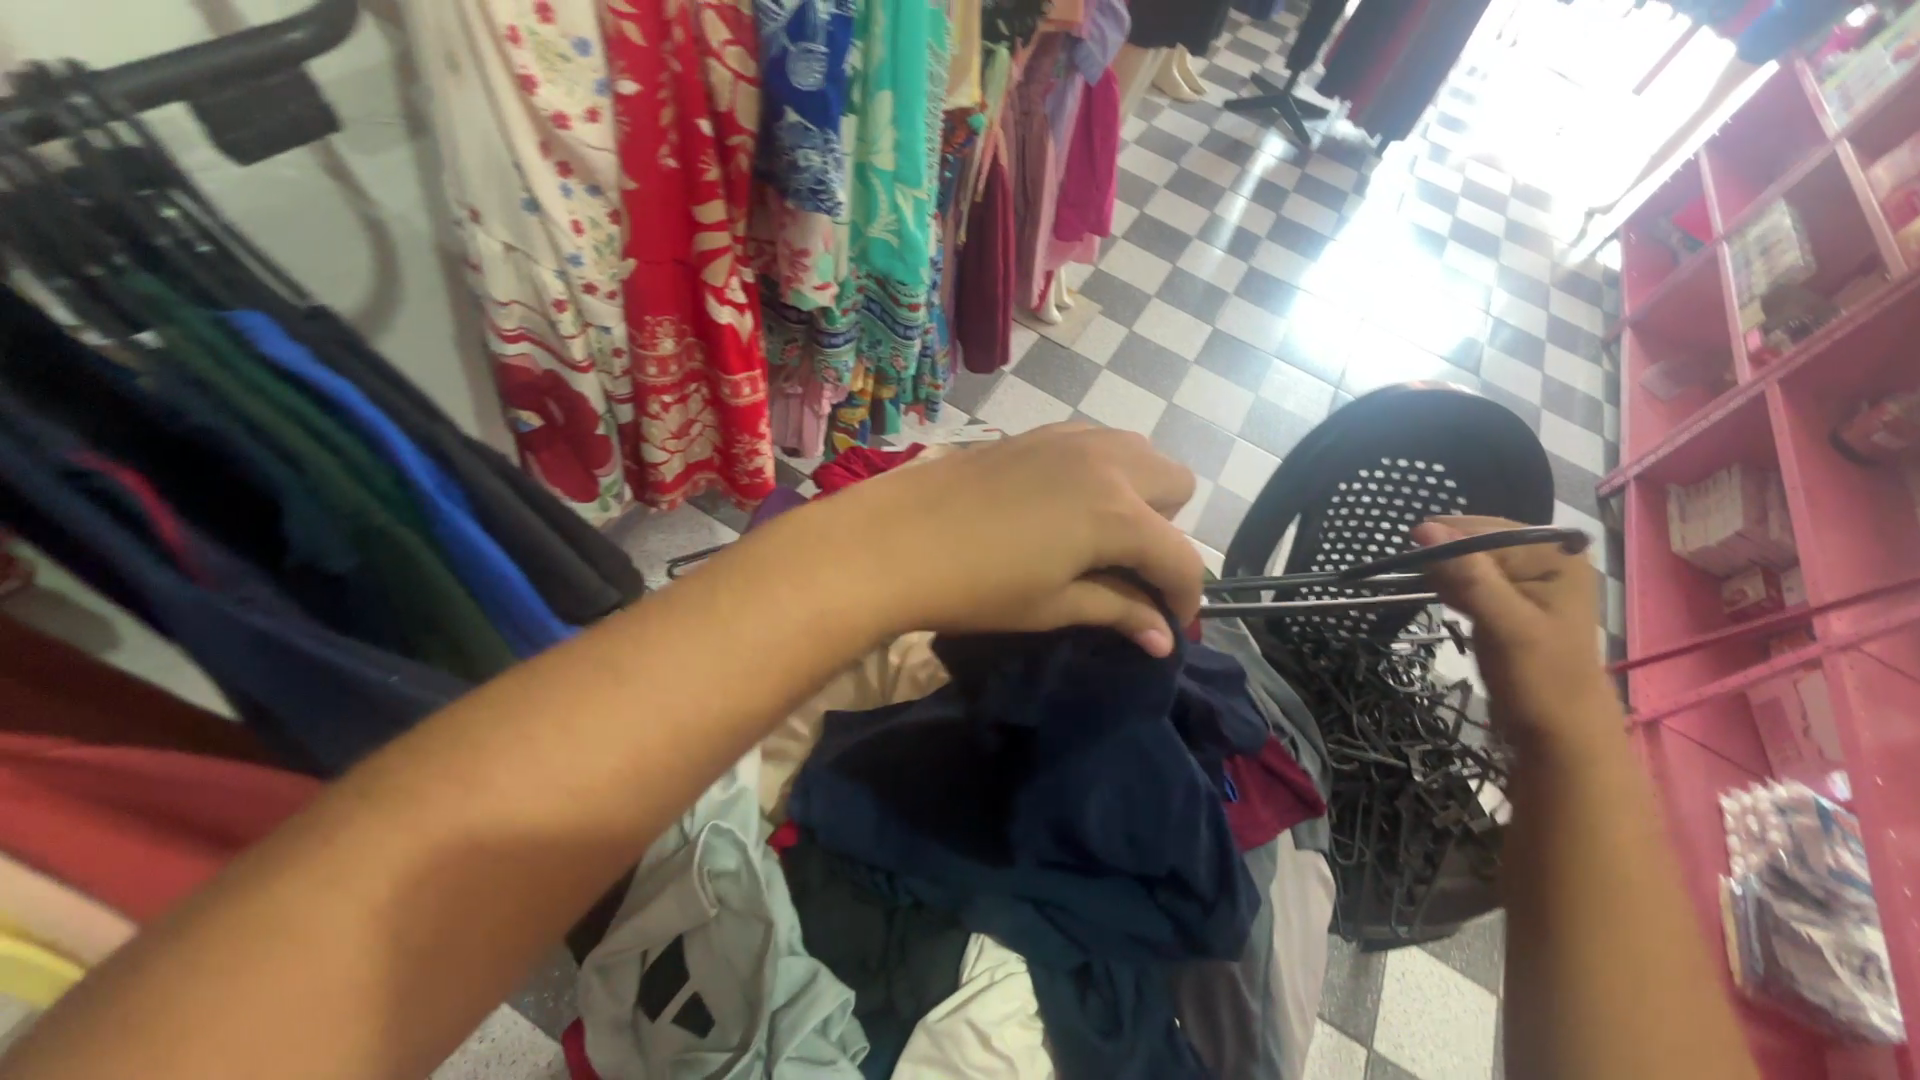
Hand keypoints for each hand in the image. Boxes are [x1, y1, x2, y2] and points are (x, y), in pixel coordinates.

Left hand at [822, 424, 1202, 655]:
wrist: (890, 541)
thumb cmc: (975, 587)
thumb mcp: (1052, 606)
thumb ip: (1116, 611)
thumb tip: (1162, 638)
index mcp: (1119, 514)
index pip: (1181, 559)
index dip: (1184, 601)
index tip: (1167, 628)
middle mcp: (1108, 463)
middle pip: (1177, 485)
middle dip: (1167, 530)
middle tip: (1126, 568)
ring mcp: (1071, 438)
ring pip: (1139, 452)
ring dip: (1138, 493)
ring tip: (1096, 534)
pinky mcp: (1037, 432)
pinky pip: (1095, 441)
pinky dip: (1100, 471)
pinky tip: (1059, 503)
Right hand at [1410, 515, 1618, 745]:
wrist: (1558, 735)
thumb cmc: (1538, 678)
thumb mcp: (1503, 622)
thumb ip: (1468, 573)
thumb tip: (1424, 528)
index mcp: (1557, 557)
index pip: (1490, 530)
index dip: (1449, 539)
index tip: (1412, 555)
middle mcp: (1547, 563)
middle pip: (1481, 543)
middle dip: (1448, 557)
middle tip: (1423, 580)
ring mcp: (1530, 586)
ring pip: (1473, 563)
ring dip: (1448, 574)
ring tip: (1434, 592)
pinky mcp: (1513, 606)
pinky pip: (1475, 582)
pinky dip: (1455, 589)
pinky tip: (1445, 600)